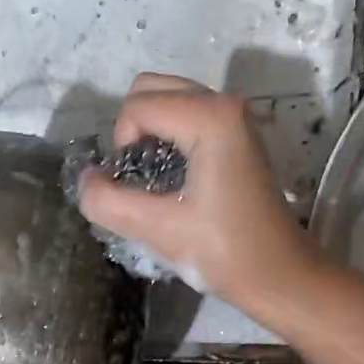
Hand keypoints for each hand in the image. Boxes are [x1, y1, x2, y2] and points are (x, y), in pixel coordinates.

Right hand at [77, 73, 318, 307]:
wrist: (279, 275)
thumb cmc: (224, 251)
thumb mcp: (158, 230)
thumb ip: (109, 202)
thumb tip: (84, 180)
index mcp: (210, 118)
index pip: (136, 108)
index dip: (121, 148)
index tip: (135, 188)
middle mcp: (224, 104)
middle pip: (151, 89)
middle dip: (131, 130)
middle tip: (139, 177)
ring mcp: (234, 117)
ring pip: (168, 100)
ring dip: (147, 134)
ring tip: (152, 180)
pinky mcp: (236, 135)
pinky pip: (186, 117)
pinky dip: (167, 137)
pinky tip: (171, 178)